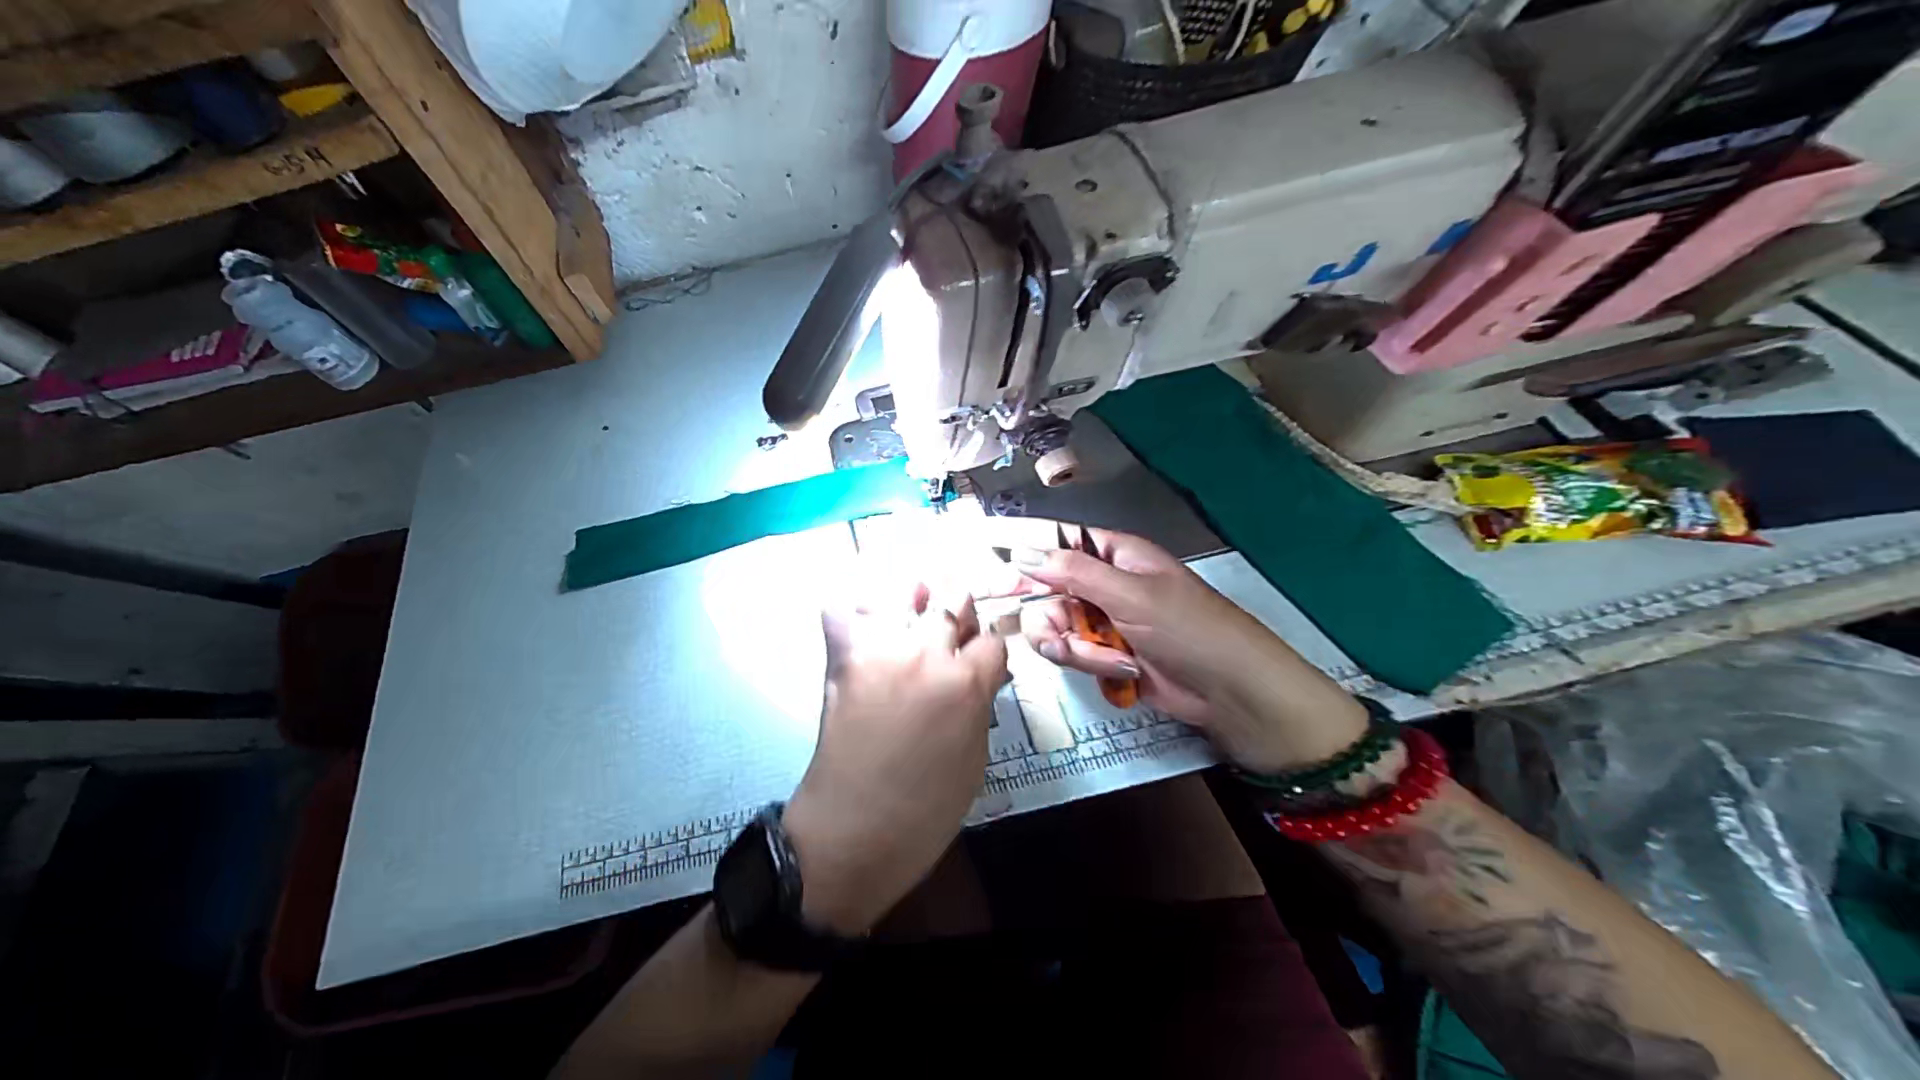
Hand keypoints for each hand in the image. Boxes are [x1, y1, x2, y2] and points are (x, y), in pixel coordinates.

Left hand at [782, 583, 1007, 935]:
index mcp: (969, 683)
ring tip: (909, 616)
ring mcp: (882, 651)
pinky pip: (844, 613)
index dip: (988, 653)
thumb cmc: (927, 810)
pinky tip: (865, 627)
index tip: (979, 664)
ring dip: (911, 602)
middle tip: (948, 636)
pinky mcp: (844, 659)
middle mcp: (928, 654)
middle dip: (957, 615)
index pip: (992, 639)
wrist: (855, 832)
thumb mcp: (976, 758)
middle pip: (953, 599)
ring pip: (903, 592)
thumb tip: (980, 675)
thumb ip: (980, 704)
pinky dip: (854, 613)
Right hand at [991, 522, 1366, 774]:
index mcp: (1114, 554)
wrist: (1230, 691)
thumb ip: (1074, 572)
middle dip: (1055, 617)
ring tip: (1105, 658)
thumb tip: (1023, 551)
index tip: (993, 564)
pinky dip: (1088, 663)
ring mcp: (1104, 621)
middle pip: (1047, 590)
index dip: (1026, 551)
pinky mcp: (1105, 655)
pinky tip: (1116, 671)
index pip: (1059, 541)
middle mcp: (1104, 583)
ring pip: (1056, 626)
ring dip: (1074, 646)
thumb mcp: (1131, 594)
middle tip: (1066, 633)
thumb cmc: (1189, 628)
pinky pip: (1072, 652)